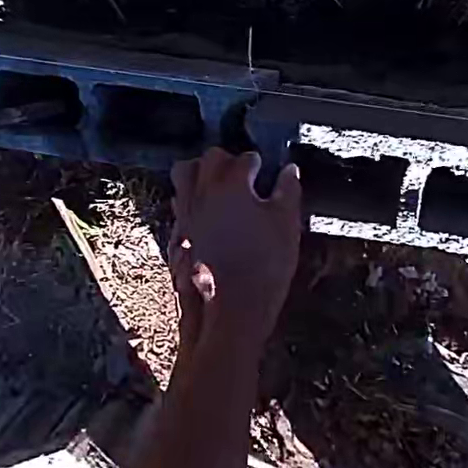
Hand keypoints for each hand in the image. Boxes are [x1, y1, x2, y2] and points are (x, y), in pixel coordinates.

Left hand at [169, 149, 302, 347]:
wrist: (233, 309)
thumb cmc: (264, 265)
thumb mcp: (286, 225)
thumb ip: (288, 191)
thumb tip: (290, 172)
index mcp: (230, 184)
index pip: (244, 158)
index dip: (258, 164)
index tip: (265, 170)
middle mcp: (201, 193)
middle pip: (208, 159)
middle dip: (226, 161)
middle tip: (244, 175)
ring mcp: (185, 214)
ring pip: (185, 176)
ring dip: (203, 175)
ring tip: (222, 189)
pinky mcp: (177, 235)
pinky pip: (180, 204)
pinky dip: (193, 201)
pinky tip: (210, 216)